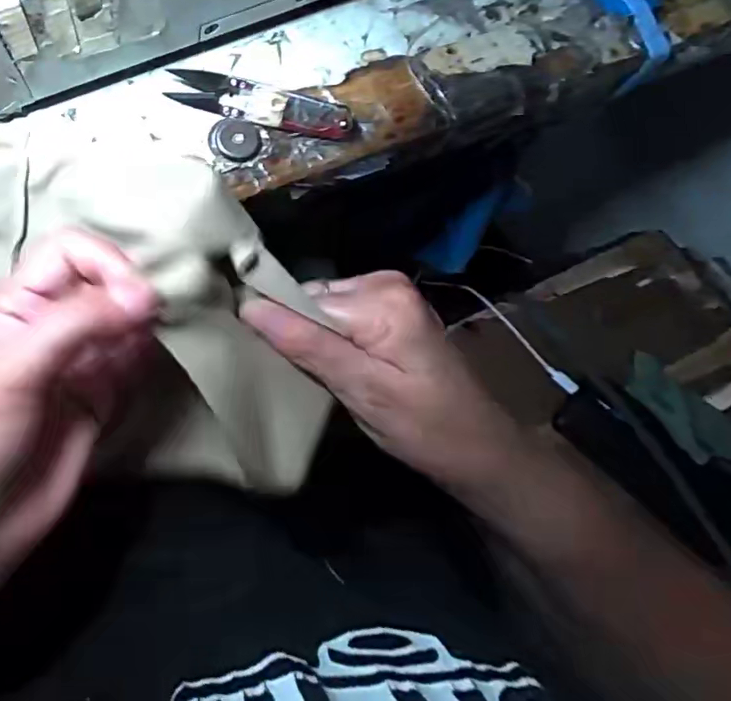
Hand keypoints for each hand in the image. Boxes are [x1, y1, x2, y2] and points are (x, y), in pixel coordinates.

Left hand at [0, 229, 159, 593]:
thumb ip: (78, 323)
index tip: (136, 294)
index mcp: (20, 302)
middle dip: (134, 285)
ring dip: (148, 317)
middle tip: (161, 311)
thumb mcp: (13, 368)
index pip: (71, 250)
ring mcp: (78, 360)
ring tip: (167, 329)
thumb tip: (146, 293)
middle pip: (104, 278)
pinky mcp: (100, 397)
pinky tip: (156, 355)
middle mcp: (53, 322)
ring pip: (125, 317)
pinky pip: (133, 360)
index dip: (105, 260)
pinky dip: (150, 352)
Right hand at [240, 272, 531, 502]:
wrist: (480, 449)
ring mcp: (388, 293)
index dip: (279, 325)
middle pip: (311, 298)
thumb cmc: (426, 429)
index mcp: (383, 297)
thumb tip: (249, 306)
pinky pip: (336, 313)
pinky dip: (329, 338)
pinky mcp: (388, 308)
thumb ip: (308, 345)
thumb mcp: (363, 391)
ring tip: (325, 374)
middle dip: (299, 333)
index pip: (304, 298)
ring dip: (313, 337)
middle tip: (307, 376)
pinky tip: (340, 366)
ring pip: (319, 306)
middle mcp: (384, 282)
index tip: (262, 356)